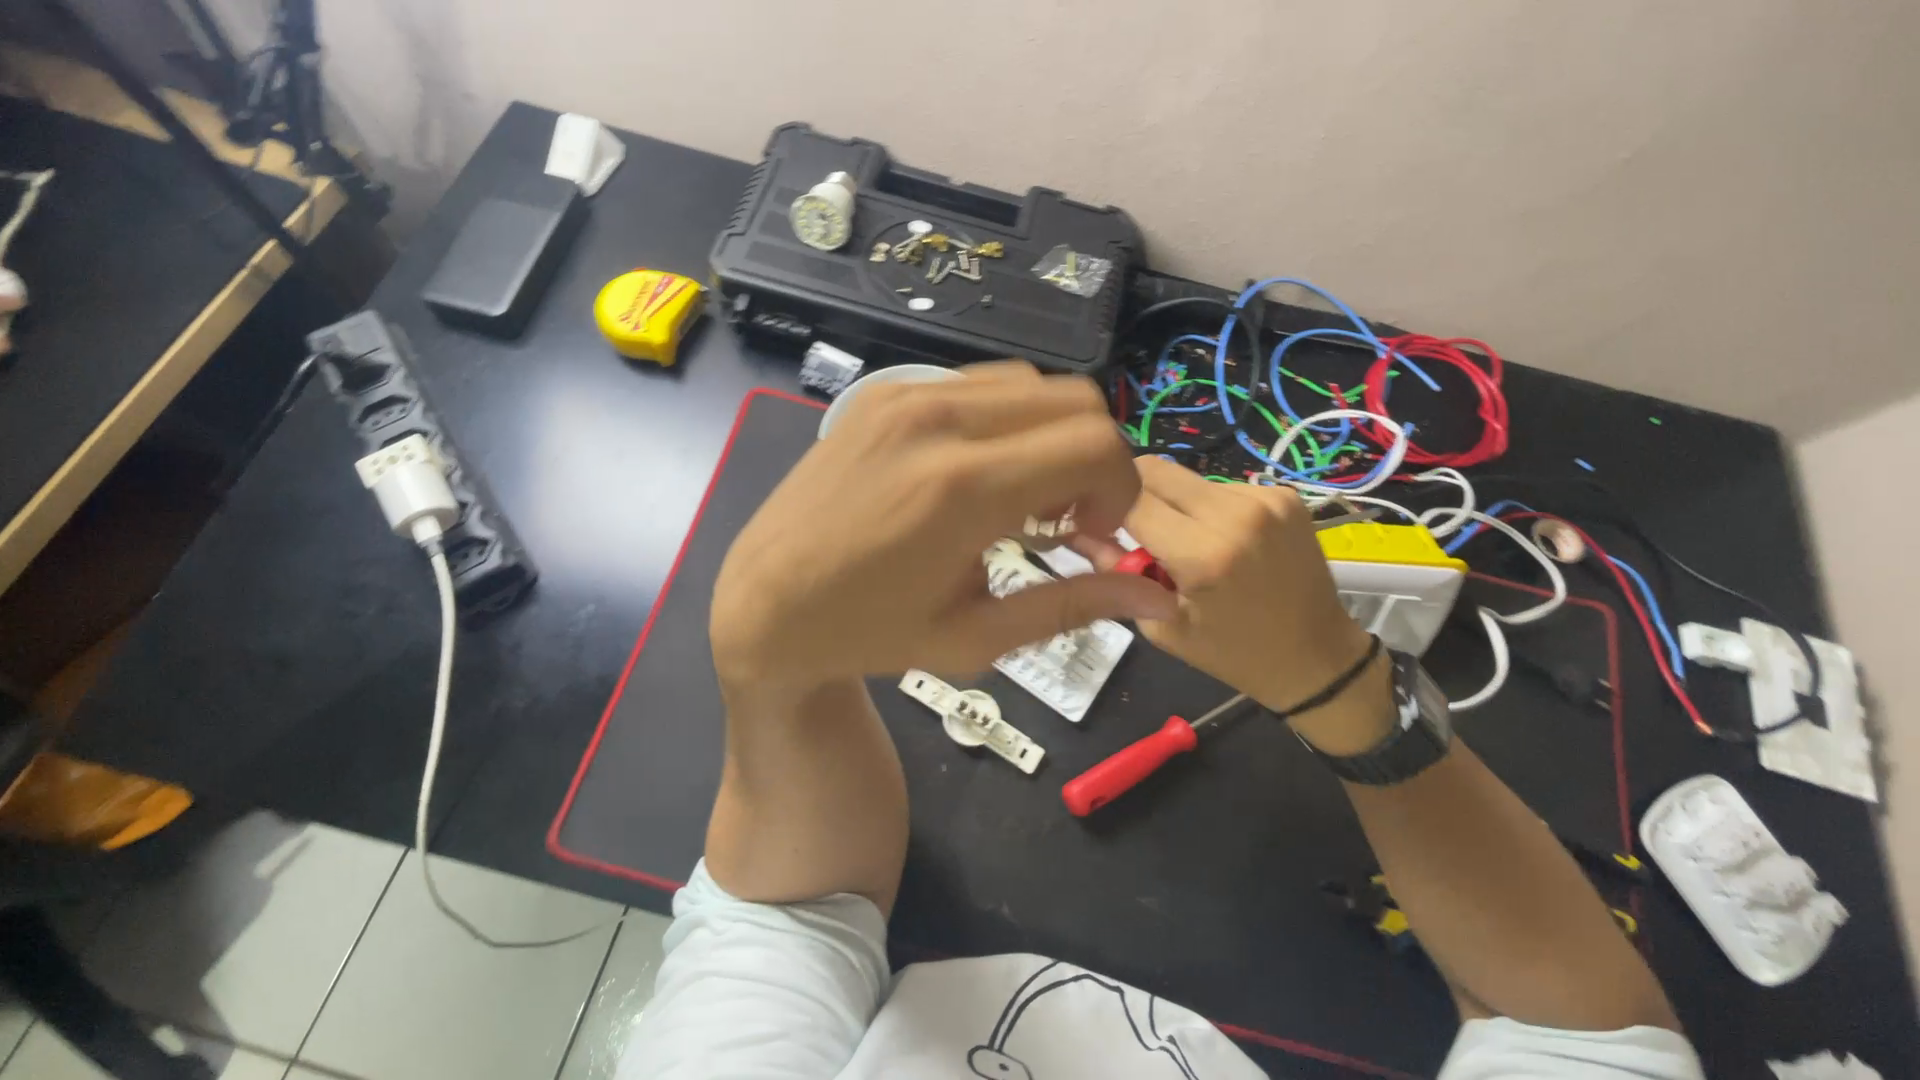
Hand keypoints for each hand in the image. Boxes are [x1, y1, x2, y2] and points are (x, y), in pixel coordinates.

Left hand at [710, 363, 1178, 688]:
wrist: (766, 603)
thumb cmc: (871, 633)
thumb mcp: (977, 635)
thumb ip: (1074, 604)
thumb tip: (1156, 593)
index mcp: (965, 488)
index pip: (1097, 446)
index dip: (1121, 491)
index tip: (1091, 535)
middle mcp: (940, 421)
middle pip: (1077, 401)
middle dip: (1095, 460)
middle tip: (1065, 518)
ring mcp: (907, 396)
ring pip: (1032, 383)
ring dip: (1053, 434)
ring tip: (1022, 495)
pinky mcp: (885, 392)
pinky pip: (980, 383)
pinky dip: (1009, 419)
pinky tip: (980, 471)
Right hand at [1069, 457, 1390, 752]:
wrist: (1318, 658)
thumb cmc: (1233, 654)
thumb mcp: (1162, 625)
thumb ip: (1116, 573)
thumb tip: (1075, 534)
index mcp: (1204, 553)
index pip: (1128, 498)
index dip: (1104, 510)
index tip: (1098, 529)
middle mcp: (1236, 512)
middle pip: (1155, 470)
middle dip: (1133, 495)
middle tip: (1136, 531)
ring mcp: (1265, 497)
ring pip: (1187, 478)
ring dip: (1174, 503)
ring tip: (1186, 545)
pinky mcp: (1283, 494)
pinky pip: (1221, 487)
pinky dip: (1209, 509)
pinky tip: (1222, 541)